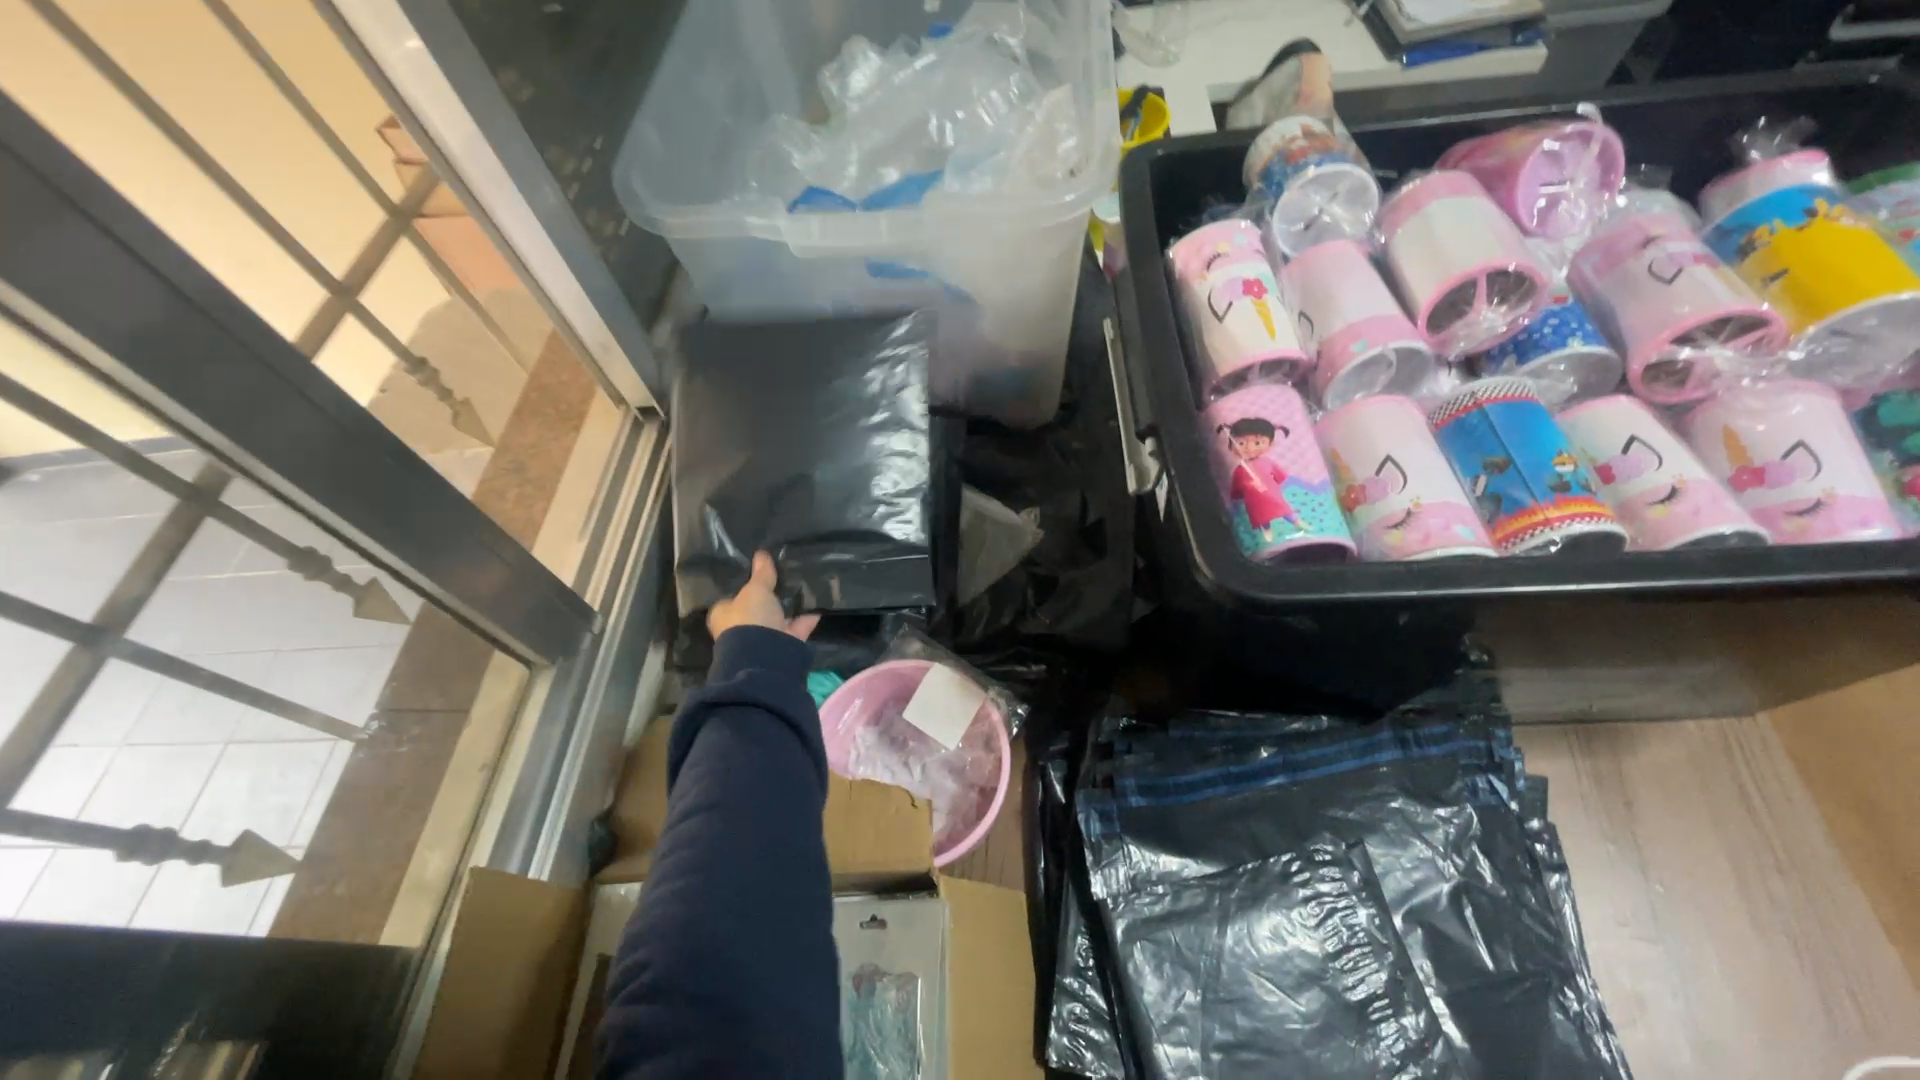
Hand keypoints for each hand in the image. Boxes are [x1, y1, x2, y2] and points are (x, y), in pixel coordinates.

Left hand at [707, 551, 820, 641]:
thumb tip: (761, 553)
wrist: (765, 653)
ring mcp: (764, 638)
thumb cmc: (749, 617)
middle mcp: (741, 628)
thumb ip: (761, 573)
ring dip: (790, 607)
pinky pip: (797, 627)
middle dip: (770, 598)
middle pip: (757, 609)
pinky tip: (818, 603)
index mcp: (724, 614)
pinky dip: (807, 617)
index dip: (743, 586)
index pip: (731, 598)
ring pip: (778, 619)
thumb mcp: (755, 589)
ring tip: (804, 586)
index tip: (758, 574)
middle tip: (784, 578)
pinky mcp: (784, 645)